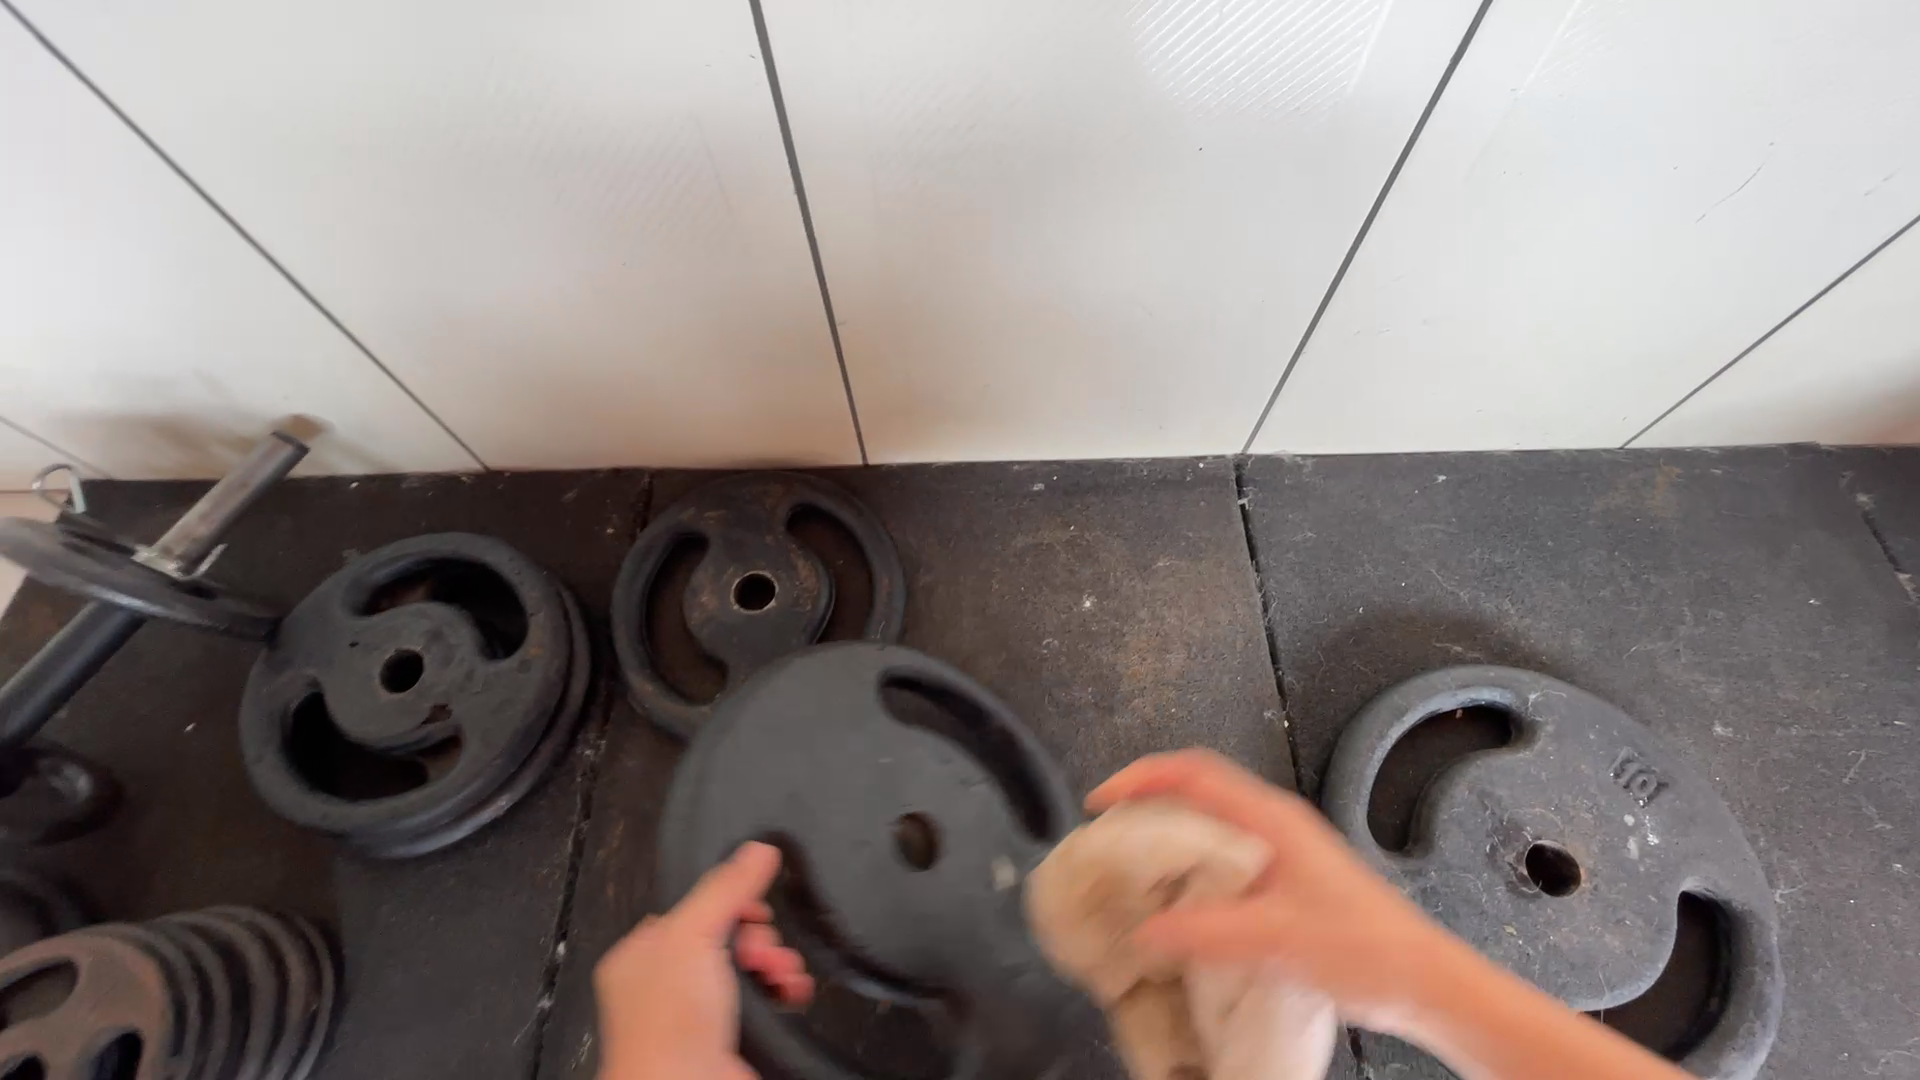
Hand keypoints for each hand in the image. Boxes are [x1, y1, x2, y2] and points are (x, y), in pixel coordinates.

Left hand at [594, 841, 814, 1079]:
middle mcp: (669, 983)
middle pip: (730, 933)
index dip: (729, 903)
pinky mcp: (734, 1033)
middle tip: (760, 947)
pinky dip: (786, 987)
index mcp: (645, 954)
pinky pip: (769, 995)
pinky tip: (792, 986)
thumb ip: (727, 887)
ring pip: (752, 964)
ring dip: (777, 960)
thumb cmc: (666, 1030)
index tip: (749, 907)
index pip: (696, 906)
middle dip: (758, 935)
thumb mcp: (693, 934)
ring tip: (781, 969)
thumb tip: (759, 849)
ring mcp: (702, 1011)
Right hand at [1088, 749, 1473, 1033]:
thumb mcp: (1277, 940)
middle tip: (1110, 835)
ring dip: (1166, 830)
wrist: (1428, 982)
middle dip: (1146, 801)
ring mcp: (1280, 843)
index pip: (1191, 772)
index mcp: (1267, 817)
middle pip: (1194, 787)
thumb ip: (1206, 932)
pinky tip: (1179, 894)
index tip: (1103, 801)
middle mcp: (1270, 819)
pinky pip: (1221, 847)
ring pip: (1207, 817)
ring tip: (1133, 864)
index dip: (1141, 777)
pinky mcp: (1284, 871)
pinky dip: (1188, 857)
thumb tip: (1142, 930)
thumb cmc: (1362, 950)